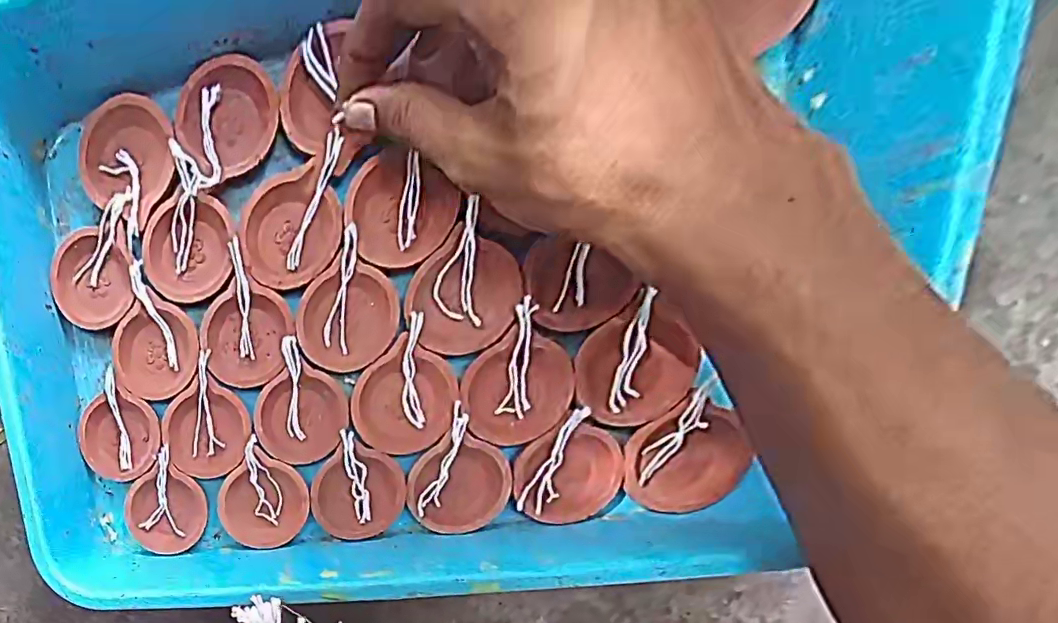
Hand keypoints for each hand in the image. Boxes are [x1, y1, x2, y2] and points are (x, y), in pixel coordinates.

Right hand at [336, 0, 814, 261]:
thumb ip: (410, 116)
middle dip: (404, 34)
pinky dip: (492, 29)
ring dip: (447, 33)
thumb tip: (360, 108)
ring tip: (432, 97)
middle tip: (385, 95)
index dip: (367, 40)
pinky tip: (484, 77)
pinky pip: (531, 1)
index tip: (354, 92)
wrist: (703, 171)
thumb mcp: (480, 151)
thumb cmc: (588, 169)